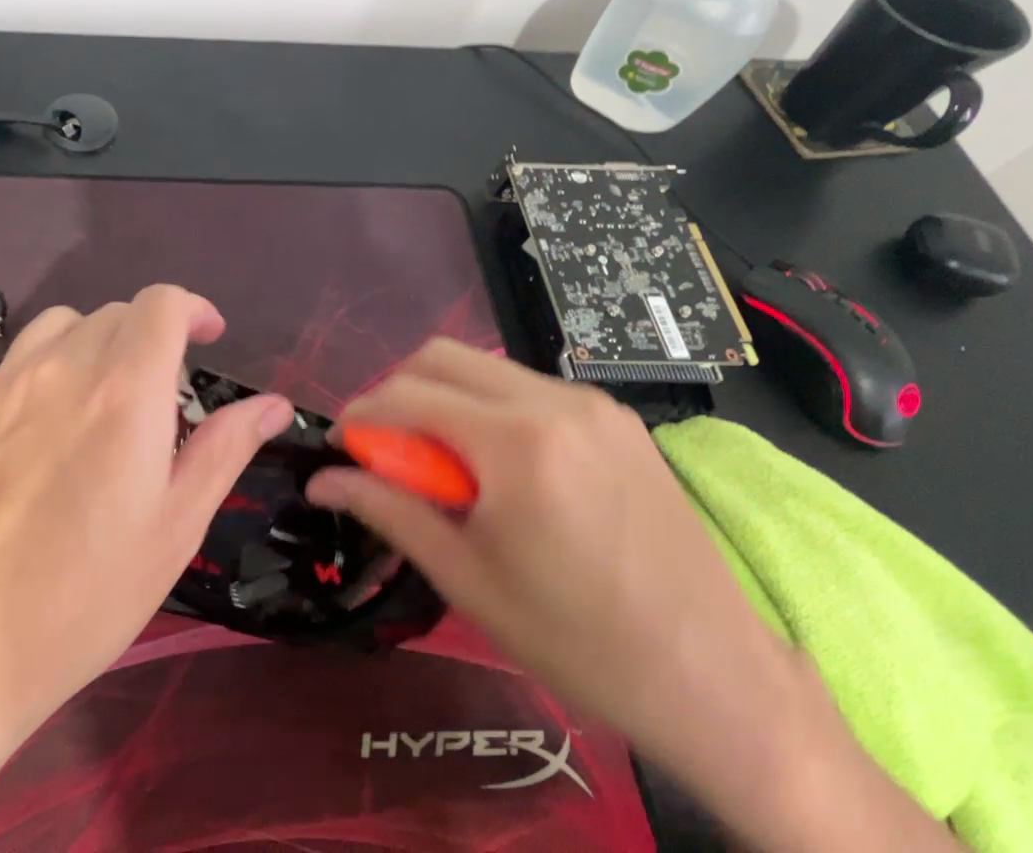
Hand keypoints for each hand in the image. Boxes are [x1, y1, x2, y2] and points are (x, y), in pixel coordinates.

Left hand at [0, 285, 293, 852]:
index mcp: (122, 391)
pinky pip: (17, 364)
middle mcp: (59, 370)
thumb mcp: (173, 529)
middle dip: (151, 336)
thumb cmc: (83, 597)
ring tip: (108, 401)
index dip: (193, 309)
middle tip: (166, 397)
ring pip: (59, 328)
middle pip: (113, 315)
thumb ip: (223, 451)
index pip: (160, 305)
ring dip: (97, 344)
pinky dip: (51, 370)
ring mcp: (2, 389)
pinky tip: (50, 434)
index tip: (210, 337)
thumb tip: (271, 404)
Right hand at [307, 339, 954, 851]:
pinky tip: (497, 472)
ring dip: (445, 401)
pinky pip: (531, 391)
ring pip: (488, 370)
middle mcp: (558, 403)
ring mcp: (598, 408)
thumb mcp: (464, 576)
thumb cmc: (573, 636)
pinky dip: (491, 412)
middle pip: (443, 358)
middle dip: (397, 394)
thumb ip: (388, 510)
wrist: (711, 674)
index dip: (360, 415)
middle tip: (386, 454)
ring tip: (442, 470)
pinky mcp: (622, 424)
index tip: (341, 451)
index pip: (408, 393)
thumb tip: (320, 479)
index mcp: (517, 441)